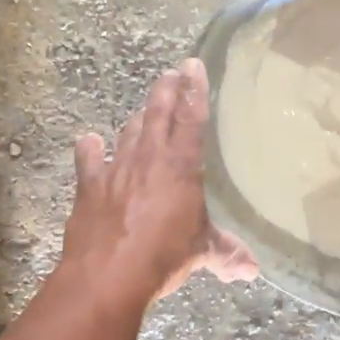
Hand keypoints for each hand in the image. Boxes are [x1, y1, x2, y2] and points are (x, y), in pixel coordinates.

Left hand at [62, 58, 258, 309]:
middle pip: (158, 113)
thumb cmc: (164, 256)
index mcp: (182, 166)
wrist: (108, 274)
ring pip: (129, 132)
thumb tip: (252, 270)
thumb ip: (226, 254)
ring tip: (144, 108)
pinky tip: (88, 140)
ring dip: (138, 118)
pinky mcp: (89, 186)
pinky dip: (89, 149)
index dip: (195, 90)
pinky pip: (89, 160)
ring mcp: (116, 169)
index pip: (192, 118)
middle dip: (166, 90)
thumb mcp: (202, 253)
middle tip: (171, 72)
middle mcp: (149, 158)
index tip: (193, 65)